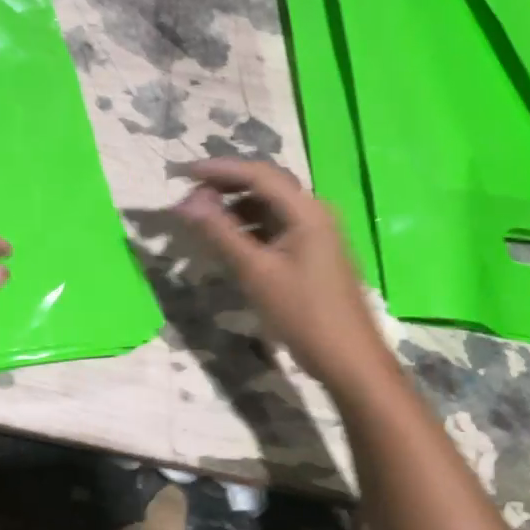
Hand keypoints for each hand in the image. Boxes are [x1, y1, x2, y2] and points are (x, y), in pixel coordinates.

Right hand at [171, 159, 390, 389]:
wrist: (349, 360)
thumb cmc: (303, 313)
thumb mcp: (254, 271)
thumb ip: (219, 232)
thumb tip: (185, 203)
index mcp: (306, 211)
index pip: (256, 174)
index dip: (216, 169)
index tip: (180, 173)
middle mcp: (313, 212)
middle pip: (263, 184)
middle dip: (222, 187)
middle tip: (186, 199)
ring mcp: (315, 232)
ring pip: (266, 206)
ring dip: (232, 208)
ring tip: (200, 221)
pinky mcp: (311, 251)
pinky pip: (273, 226)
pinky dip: (246, 227)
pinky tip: (225, 242)